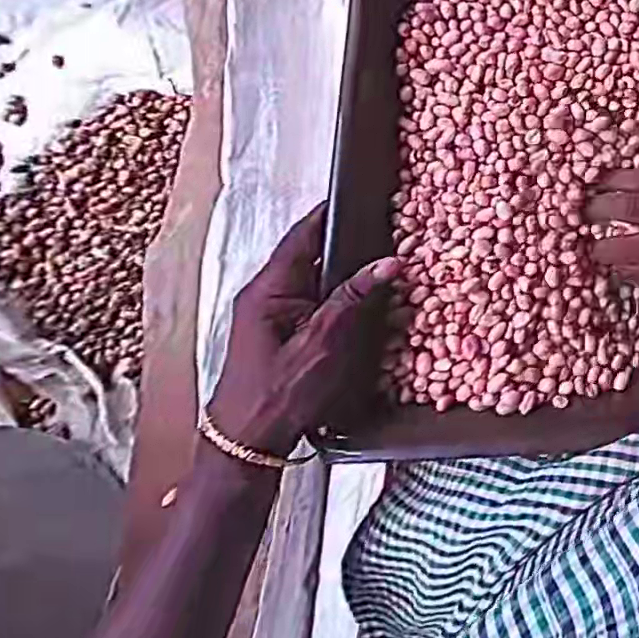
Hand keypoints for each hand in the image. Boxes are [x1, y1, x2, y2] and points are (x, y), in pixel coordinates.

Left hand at [206, 204, 399, 456]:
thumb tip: (390, 262)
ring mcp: (273, 311)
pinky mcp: (282, 327)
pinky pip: (314, 296)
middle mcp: (267, 293)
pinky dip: (338, 290)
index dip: (330, 212)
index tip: (359, 194)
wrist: (247, 443)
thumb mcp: (323, 344)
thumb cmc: (279, 395)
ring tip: (383, 255)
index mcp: (268, 290)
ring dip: (345, 268)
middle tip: (386, 226)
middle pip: (311, 252)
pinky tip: (364, 294)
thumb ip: (354, 298)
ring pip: (315, 275)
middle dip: (347, 240)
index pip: (303, 235)